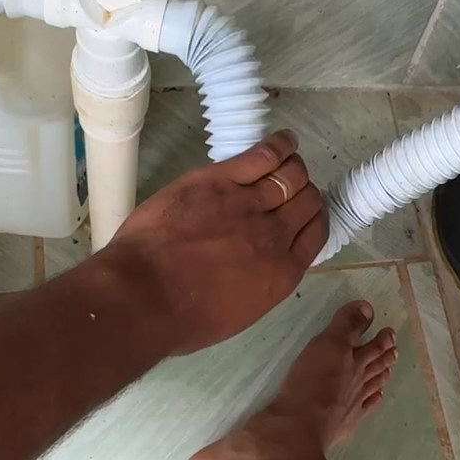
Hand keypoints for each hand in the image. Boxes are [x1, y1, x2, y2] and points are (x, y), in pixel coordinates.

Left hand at [97, 129, 326, 356]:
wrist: (143, 297)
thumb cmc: (184, 318)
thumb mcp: (240, 312)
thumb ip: (263, 283)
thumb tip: (264, 265)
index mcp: (283, 272)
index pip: (316, 232)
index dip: (313, 217)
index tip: (303, 213)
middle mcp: (276, 234)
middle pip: (307, 200)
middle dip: (303, 192)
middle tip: (289, 188)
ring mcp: (249, 203)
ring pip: (291, 175)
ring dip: (294, 167)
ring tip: (290, 159)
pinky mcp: (220, 180)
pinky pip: (263, 155)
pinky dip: (280, 145)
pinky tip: (284, 141)